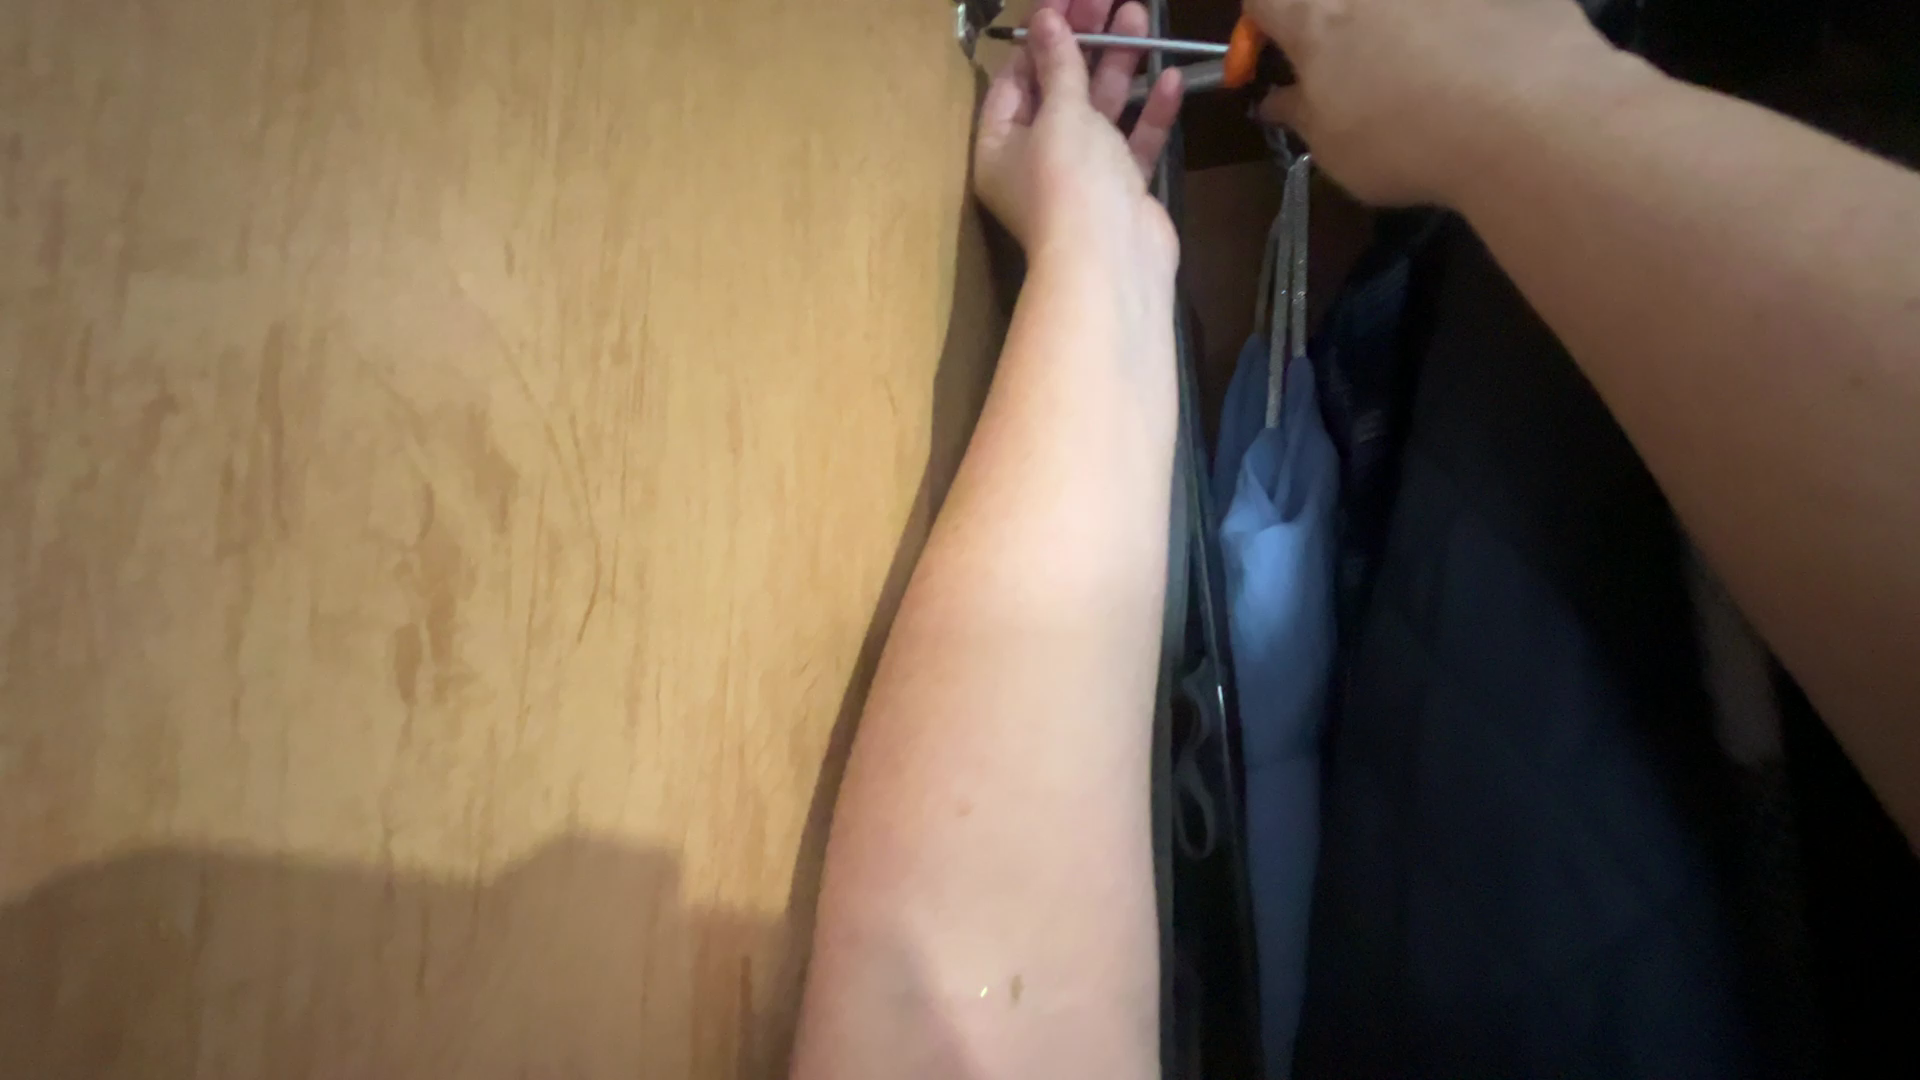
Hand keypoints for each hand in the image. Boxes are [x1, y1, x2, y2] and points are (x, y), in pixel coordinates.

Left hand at [975, 0, 1184, 271]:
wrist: (1110, 259)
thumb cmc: (1069, 180)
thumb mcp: (1058, 112)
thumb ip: (1058, 63)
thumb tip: (1046, 21)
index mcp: (1000, 150)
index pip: (1012, 84)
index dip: (1038, 40)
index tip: (1066, 1)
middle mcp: (1035, 165)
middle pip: (1059, 94)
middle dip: (1085, 44)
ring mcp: (1079, 181)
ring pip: (1099, 115)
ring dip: (1119, 67)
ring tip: (1141, 16)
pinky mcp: (1119, 195)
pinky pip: (1131, 146)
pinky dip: (1149, 115)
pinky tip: (1171, 78)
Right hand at [1247, 0, 1640, 205]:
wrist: (1527, 116)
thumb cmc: (1402, 143)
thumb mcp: (1332, 148)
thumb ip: (1300, 114)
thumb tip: (1276, 99)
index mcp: (1318, 20)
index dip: (1258, 27)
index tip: (1270, 62)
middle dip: (1327, 23)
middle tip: (1341, 68)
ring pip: (1395, 7)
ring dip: (1389, 27)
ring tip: (1408, 69)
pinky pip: (1452, 6)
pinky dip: (1450, 23)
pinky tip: (1465, 58)